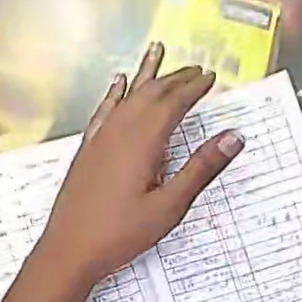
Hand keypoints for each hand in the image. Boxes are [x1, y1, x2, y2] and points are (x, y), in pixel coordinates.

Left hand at [32, 42, 244, 286]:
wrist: (69, 250)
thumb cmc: (118, 234)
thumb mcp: (169, 206)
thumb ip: (201, 169)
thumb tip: (232, 139)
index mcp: (143, 142)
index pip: (174, 102)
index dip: (194, 88)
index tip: (210, 78)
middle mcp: (119, 132)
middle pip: (151, 93)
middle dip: (176, 78)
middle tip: (195, 69)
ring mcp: (100, 139)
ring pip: (127, 95)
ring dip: (146, 74)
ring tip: (156, 52)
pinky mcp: (88, 150)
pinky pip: (104, 111)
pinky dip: (115, 93)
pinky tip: (117, 85)